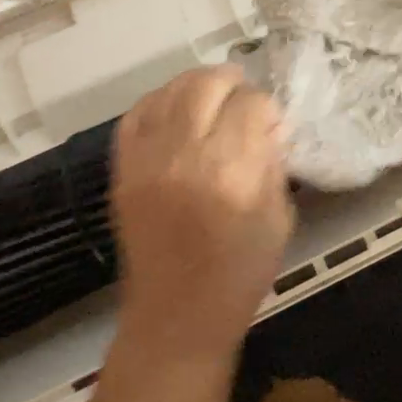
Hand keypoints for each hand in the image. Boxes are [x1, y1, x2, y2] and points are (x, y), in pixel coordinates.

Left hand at [113, 65, 293, 357]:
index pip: (251, 104)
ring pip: (170, 91)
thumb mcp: (278, 218)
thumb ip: (274, 164)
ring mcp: (147, 161)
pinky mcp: (123, 171)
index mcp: (230, 171)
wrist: (176, 318)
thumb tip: (268, 126)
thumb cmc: (240, 273)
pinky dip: (160, 102)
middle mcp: (184, 156)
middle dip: (233, 82)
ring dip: (198, 85)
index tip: (272, 124)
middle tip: (245, 99)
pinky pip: (136, 114)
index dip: (267, 108)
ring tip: (214, 98)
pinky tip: (178, 111)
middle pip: (207, 84)